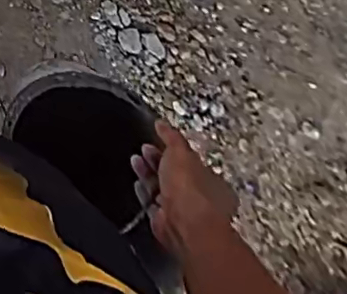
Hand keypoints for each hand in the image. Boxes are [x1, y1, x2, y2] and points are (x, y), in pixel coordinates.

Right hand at [132, 120, 238, 254]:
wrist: (184, 224)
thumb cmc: (189, 187)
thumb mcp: (180, 152)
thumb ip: (171, 137)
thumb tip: (161, 123)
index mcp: (211, 181)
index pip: (190, 162)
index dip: (172, 150)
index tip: (156, 139)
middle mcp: (199, 199)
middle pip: (174, 175)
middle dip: (157, 161)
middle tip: (144, 149)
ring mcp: (183, 212)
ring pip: (162, 188)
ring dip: (148, 174)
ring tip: (135, 161)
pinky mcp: (166, 223)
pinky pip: (152, 203)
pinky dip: (144, 193)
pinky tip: (137, 183)